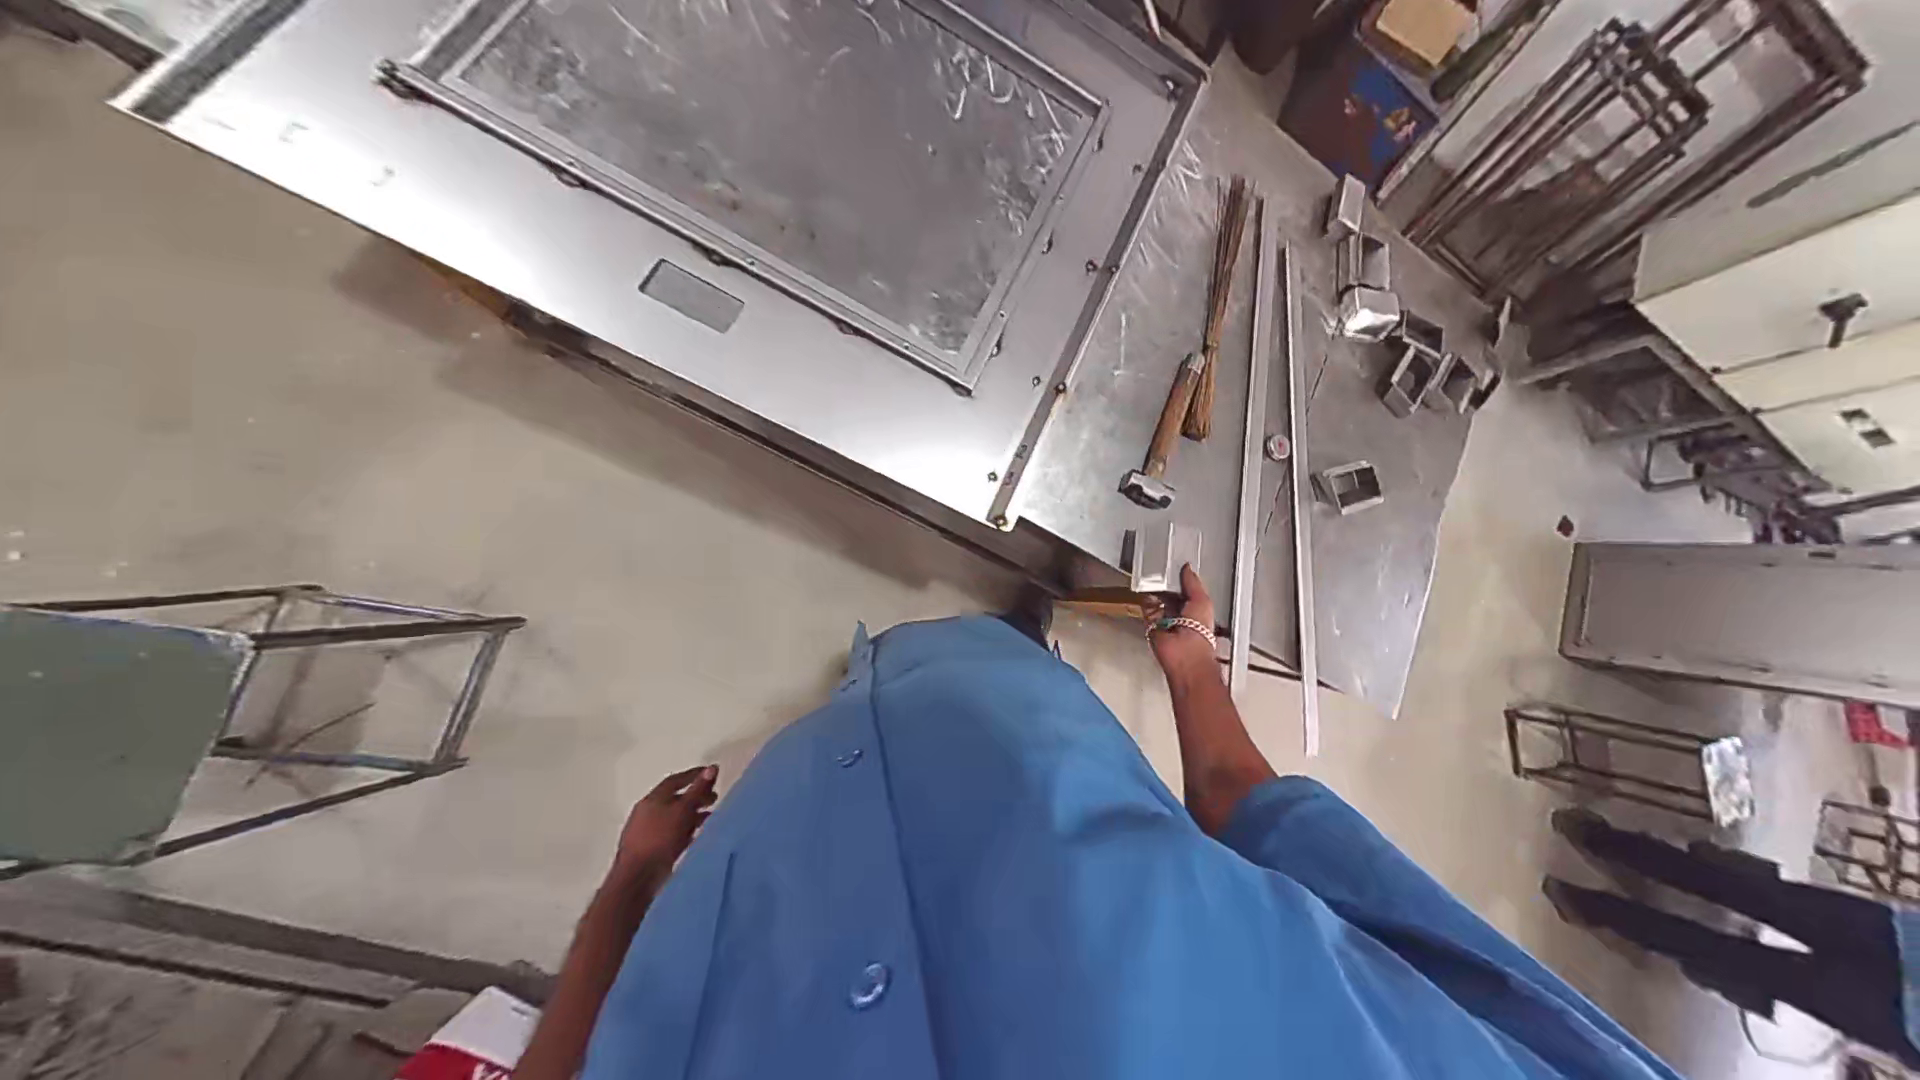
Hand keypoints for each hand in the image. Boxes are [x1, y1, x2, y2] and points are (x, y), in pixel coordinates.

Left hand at [610, 765, 717, 884]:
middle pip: (674, 799)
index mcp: (652, 799)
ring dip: (692, 815)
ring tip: (710, 818)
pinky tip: (695, 837)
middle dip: (695, 797)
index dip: (694, 775)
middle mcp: (646, 812)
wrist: (636, 880)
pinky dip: (685, 831)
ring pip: (673, 817)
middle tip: (714, 798)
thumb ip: (698, 790)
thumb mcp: (683, 811)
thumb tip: (712, 768)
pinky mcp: (648, 850)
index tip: (711, 773)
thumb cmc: (660, 839)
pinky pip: (671, 833)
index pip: (675, 780)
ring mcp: (645, 832)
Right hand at [1141, 564, 1216, 672]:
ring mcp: (1165, 622)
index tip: (1177, 569)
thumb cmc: (1199, 633)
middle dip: (1166, 586)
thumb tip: (1188, 568)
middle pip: (1169, 596)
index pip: (1187, 592)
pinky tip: (1146, 594)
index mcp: (1196, 611)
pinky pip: (1146, 611)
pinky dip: (1145, 603)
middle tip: (1163, 573)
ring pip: (1157, 602)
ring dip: (1155, 594)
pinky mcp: (1151, 626)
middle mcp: (1180, 617)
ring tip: (1154, 582)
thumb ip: (1193, 583)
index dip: (1182, 581)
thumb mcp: (1202, 600)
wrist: (1184, 653)